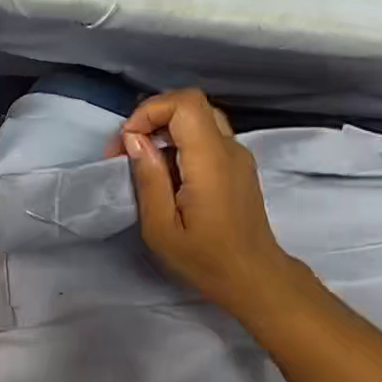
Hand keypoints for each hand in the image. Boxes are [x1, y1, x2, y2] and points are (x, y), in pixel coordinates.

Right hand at [109, 88, 295, 313]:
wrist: (254, 278)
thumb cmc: (205, 259)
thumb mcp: (161, 228)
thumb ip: (148, 178)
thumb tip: (134, 139)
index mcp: (210, 161)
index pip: (184, 103)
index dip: (149, 111)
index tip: (127, 143)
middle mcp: (229, 149)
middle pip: (191, 103)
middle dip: (152, 116)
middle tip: (128, 148)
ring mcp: (237, 155)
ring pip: (198, 116)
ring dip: (165, 127)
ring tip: (142, 159)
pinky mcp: (237, 165)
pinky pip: (205, 134)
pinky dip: (179, 140)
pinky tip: (164, 171)